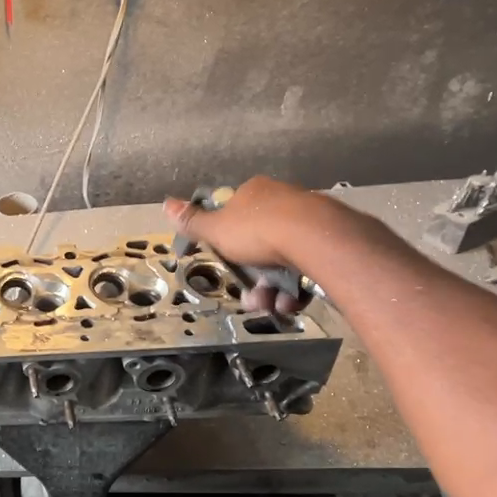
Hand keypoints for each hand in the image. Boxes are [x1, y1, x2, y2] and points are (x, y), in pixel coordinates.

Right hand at [164, 177, 335, 314]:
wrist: (316, 238)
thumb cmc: (258, 231)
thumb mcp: (215, 229)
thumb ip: (192, 221)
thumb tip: (166, 203)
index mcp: (254, 191)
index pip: (235, 212)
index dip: (228, 238)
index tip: (228, 259)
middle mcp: (283, 200)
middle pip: (259, 242)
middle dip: (252, 275)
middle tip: (249, 295)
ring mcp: (309, 219)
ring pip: (283, 259)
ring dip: (272, 289)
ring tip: (270, 305)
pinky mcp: (331, 239)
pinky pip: (306, 267)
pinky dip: (296, 288)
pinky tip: (291, 302)